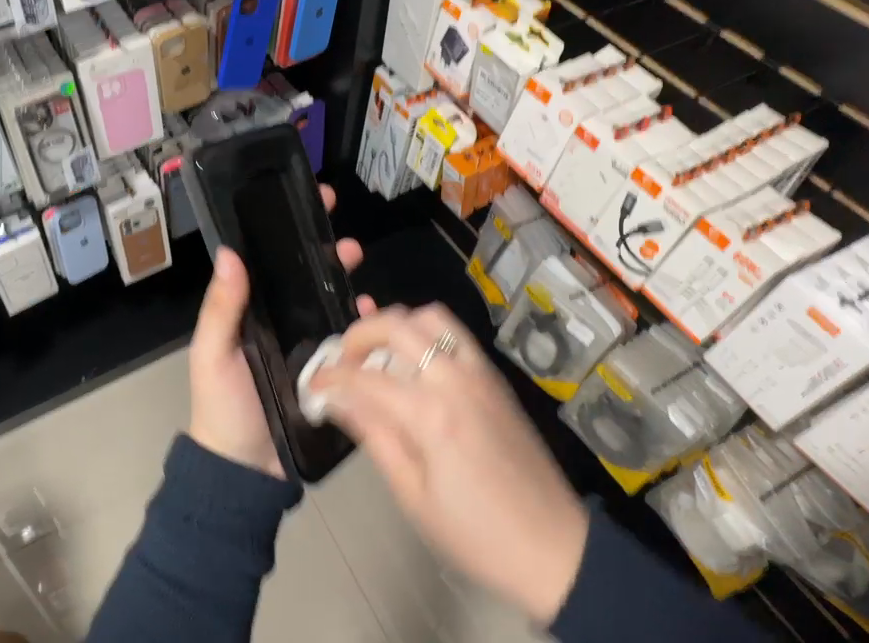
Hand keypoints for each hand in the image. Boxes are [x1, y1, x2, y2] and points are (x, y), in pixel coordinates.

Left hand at [188, 185, 362, 479]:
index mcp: (250, 313)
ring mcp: (308, 346)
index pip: (270, 263)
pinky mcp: (332, 372)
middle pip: (306, 277)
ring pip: (331, 302)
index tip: (311, 202)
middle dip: (327, 251)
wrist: (246, 472)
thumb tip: (229, 252)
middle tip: (347, 240)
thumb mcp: (212, 353)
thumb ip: (222, 307)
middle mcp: (280, 322)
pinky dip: (364, 322)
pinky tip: (373, 311)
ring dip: (346, 279)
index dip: (288, 231)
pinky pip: (351, 340)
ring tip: (359, 265)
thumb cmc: (223, 406)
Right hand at [312, 301, 589, 625]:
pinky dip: (425, 335)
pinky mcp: (496, 381)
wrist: (555, 548)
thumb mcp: (413, 495)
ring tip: (379, 353)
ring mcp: (481, 375)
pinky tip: (412, 363)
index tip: (313, 384)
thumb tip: (337, 399)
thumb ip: (374, 435)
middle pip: (397, 326)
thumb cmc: (476, 534)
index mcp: (430, 414)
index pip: (365, 376)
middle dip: (360, 333)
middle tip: (343, 359)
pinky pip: (456, 336)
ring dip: (398, 325)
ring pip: (432, 318)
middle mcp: (455, 380)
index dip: (331, 377)